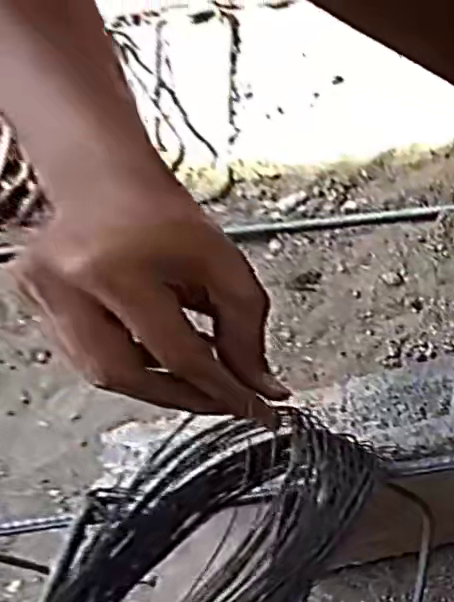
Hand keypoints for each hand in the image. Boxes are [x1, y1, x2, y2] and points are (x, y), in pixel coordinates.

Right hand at [12, 178, 283, 419]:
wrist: (113, 188)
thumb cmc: (175, 226)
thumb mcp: (235, 283)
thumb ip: (250, 342)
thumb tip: (266, 389)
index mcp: (112, 275)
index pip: (177, 357)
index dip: (225, 392)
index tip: (262, 411)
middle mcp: (62, 285)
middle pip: (122, 374)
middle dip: (186, 399)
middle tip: (234, 404)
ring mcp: (38, 293)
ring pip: (102, 370)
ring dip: (164, 387)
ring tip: (214, 381)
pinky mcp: (37, 300)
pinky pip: (91, 353)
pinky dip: (141, 367)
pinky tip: (179, 360)